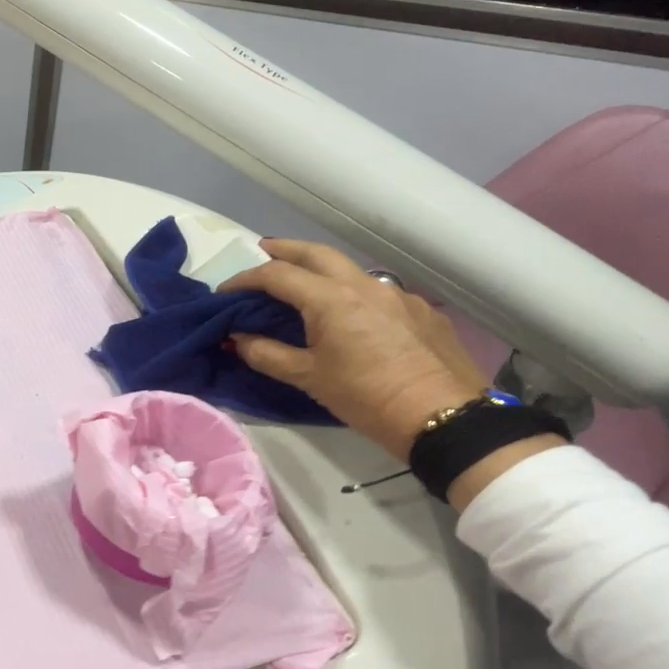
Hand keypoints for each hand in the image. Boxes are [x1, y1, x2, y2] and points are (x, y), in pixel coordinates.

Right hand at [219, 238, 492, 459]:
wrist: (444, 418)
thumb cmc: (366, 396)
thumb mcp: (307, 377)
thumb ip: (266, 353)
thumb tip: (237, 338)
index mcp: (331, 298)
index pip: (276, 274)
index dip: (244, 280)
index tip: (224, 293)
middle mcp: (364, 285)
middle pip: (316, 252)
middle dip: (283, 249)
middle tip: (261, 251)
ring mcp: (398, 295)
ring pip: (350, 269)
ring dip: (320, 269)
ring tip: (302, 285)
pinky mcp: (421, 311)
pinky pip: (377, 292)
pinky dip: (351, 293)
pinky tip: (350, 316)